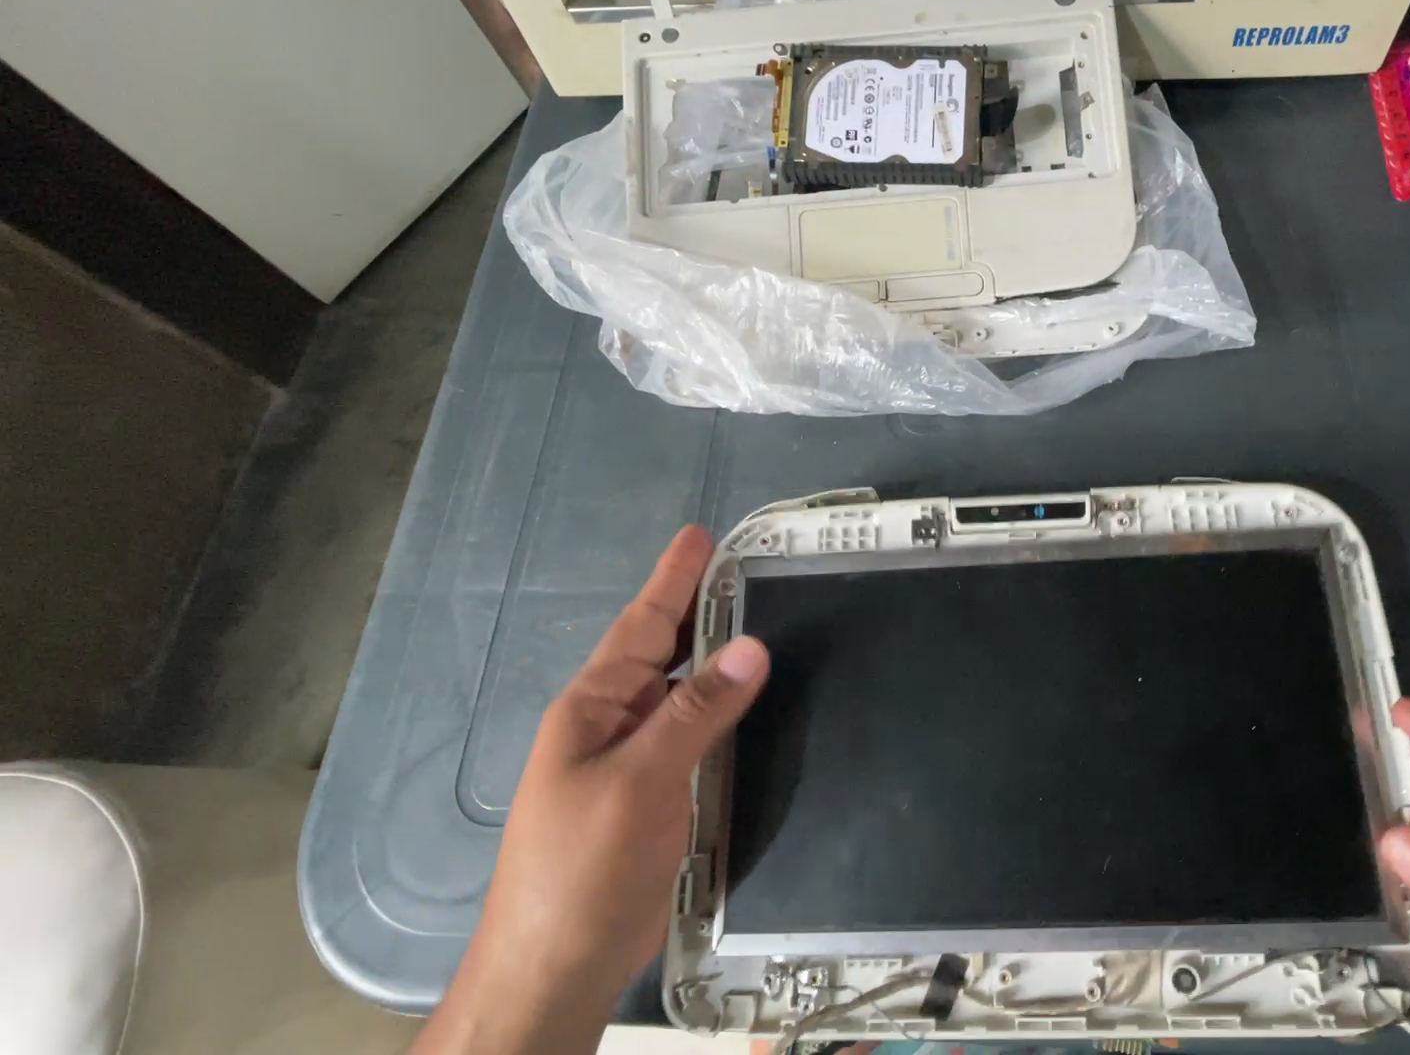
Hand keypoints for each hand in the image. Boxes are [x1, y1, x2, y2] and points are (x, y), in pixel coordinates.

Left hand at [412, 526, 769, 1054]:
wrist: (555, 968)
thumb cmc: (582, 868)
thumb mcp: (639, 781)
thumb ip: (696, 712)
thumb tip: (751, 646)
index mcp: (594, 706)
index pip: (642, 626)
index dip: (672, 579)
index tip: (701, 535)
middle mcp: (614, 724)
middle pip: (665, 653)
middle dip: (701, 610)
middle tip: (750, 572)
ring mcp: (636, 763)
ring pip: (685, 696)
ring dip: (717, 661)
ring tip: (762, 625)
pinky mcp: (659, 799)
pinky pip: (698, 738)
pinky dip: (725, 714)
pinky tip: (753, 707)